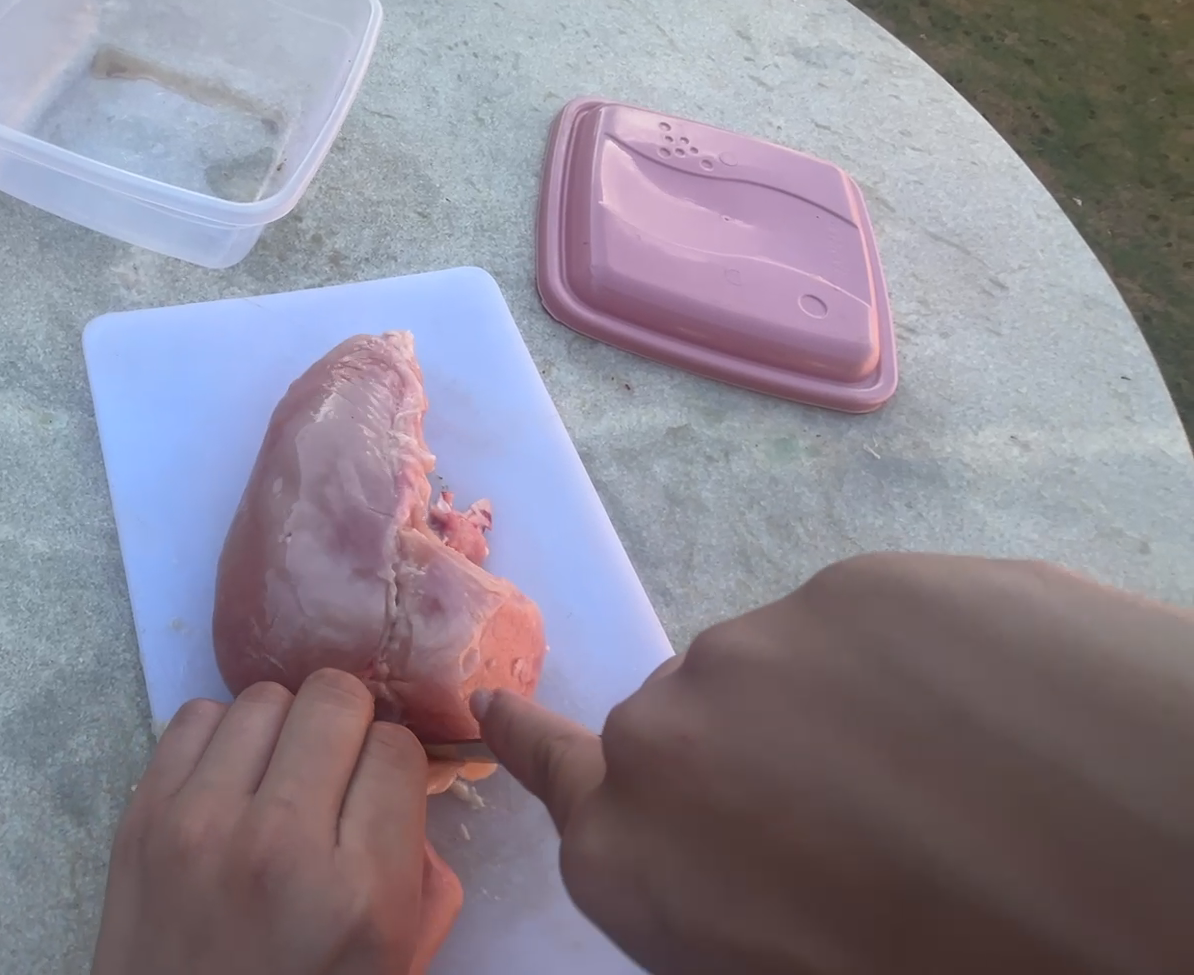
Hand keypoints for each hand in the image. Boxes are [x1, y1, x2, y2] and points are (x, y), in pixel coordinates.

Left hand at [93, 669, 462, 974]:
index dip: (393, 762)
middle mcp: (279, 841)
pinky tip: (226, 778)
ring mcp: (200, 819)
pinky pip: (197, 715)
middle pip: (332, 698)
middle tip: (333, 764)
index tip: (378, 785)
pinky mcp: (142, 811)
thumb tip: (399, 778)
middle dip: (346, 722)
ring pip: (265, 697)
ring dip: (283, 727)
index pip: (397, 749)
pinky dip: (222, 734)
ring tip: (276, 774)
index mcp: (359, 895)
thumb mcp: (391, 965)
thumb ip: (418, 873)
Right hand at [479, 553, 1193, 973]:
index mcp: (640, 853)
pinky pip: (867, 626)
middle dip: (756, 770)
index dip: (526, 739)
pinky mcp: (868, 586)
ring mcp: (757, 645)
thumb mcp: (803, 969)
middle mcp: (662, 736)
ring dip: (840, 713)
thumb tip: (722, 846)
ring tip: (982, 780)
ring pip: (774, 671)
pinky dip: (923, 666)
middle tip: (896, 836)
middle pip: (683, 731)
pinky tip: (1027, 717)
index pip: (552, 771)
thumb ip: (721, 901)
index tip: (495, 705)